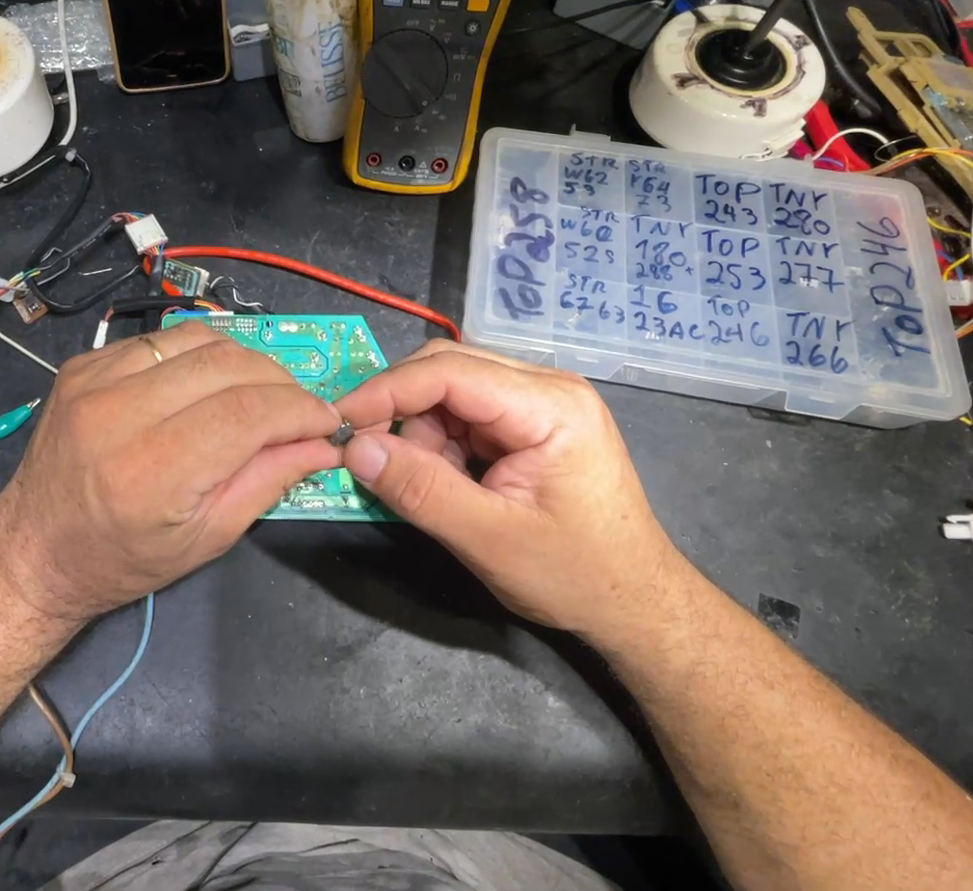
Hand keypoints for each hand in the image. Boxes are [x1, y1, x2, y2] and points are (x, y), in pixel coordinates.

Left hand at [0, 322, 342, 621]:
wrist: (34, 548)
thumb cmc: (122, 560)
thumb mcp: (207, 538)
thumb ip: (269, 482)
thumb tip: (324, 442)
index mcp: (151, 470)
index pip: (248, 412)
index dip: (300, 410)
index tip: (327, 421)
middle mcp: (118, 412)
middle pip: (228, 364)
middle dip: (281, 382)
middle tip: (299, 409)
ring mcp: (94, 380)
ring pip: (198, 338)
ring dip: (244, 361)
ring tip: (260, 392)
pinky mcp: (83, 365)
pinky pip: (162, 340)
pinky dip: (200, 356)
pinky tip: (208, 384)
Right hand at [331, 341, 686, 638]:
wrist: (635, 604)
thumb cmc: (574, 575)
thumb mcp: (488, 539)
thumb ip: (419, 490)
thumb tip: (353, 449)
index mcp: (549, 405)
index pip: (448, 372)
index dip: (386, 391)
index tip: (337, 424)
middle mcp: (545, 387)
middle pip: (446, 369)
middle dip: (399, 410)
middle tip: (364, 455)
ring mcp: (537, 403)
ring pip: (447, 392)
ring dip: (419, 433)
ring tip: (426, 487)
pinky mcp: (527, 424)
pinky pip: (462, 415)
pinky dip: (438, 445)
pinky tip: (446, 483)